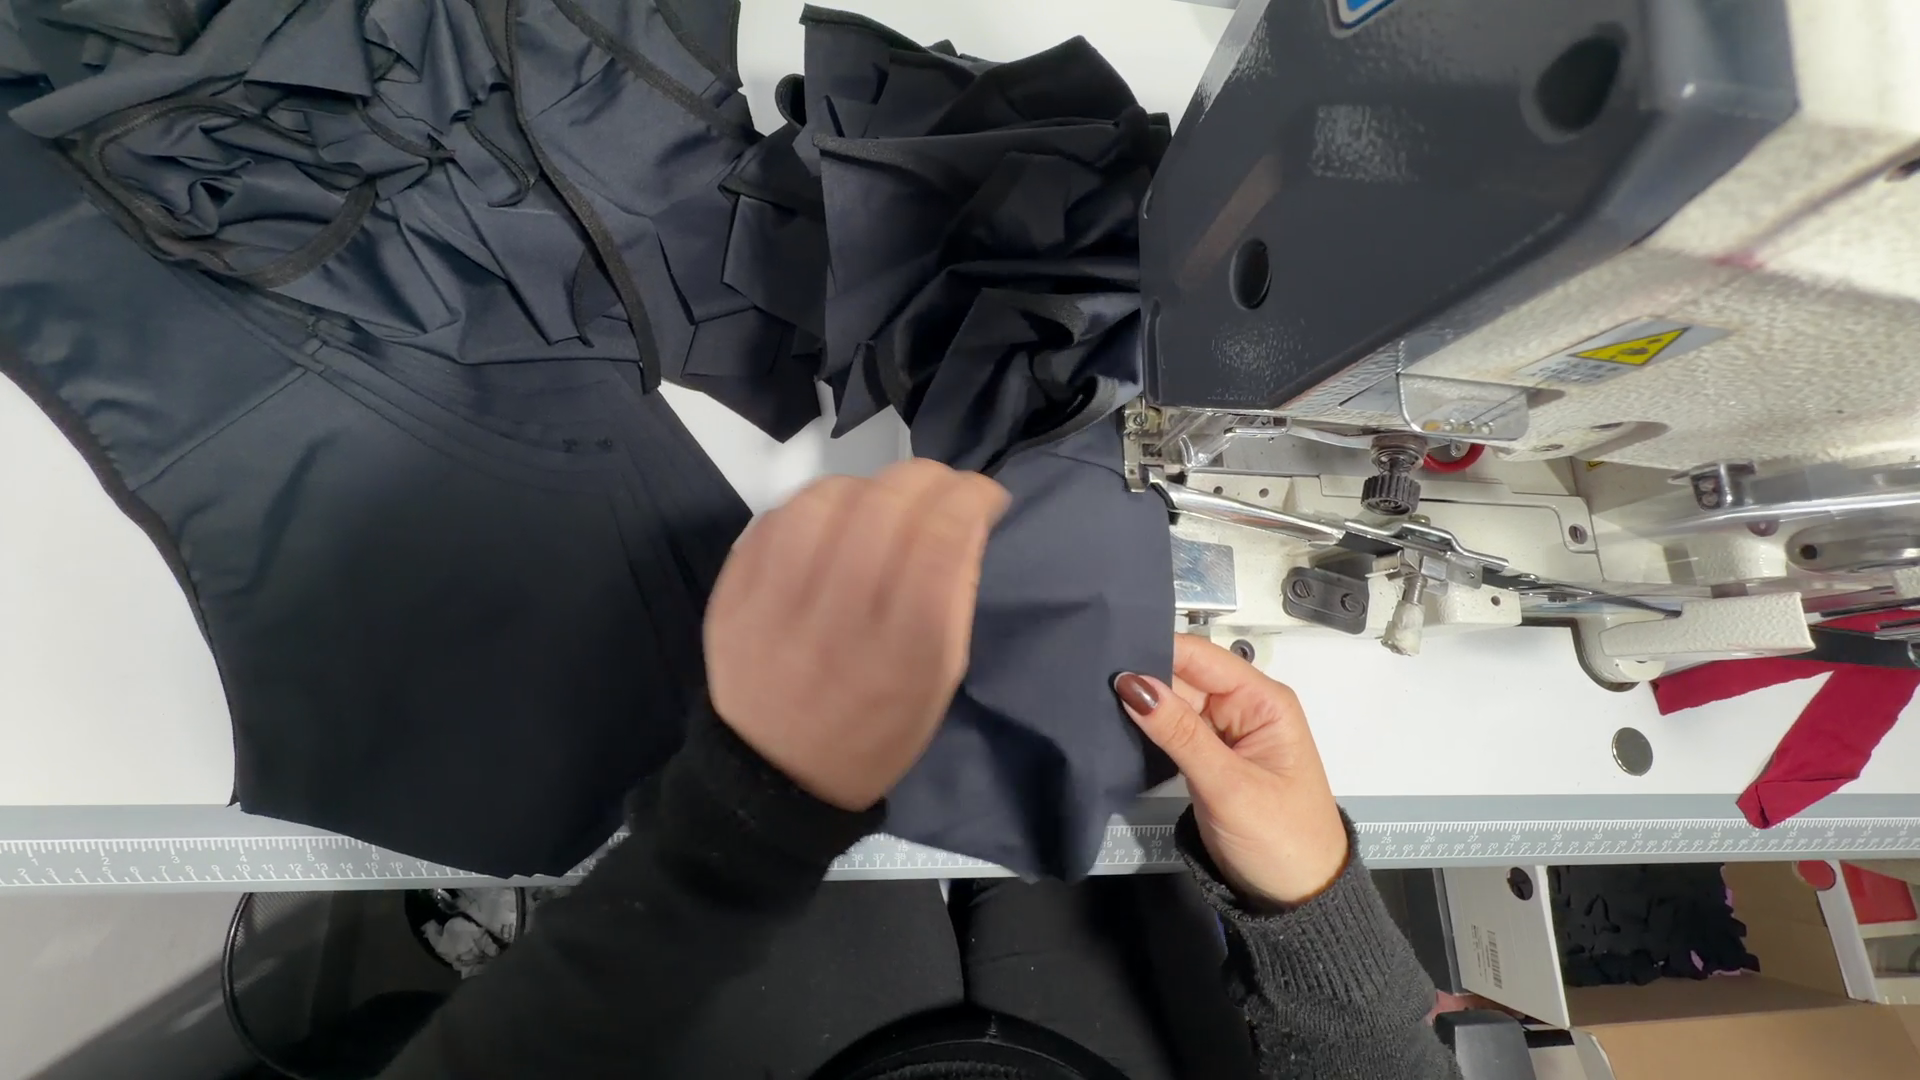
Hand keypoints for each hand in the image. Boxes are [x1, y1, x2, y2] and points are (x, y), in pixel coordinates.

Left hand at [704, 461, 1010, 810]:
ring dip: (872, 484)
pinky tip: (835, 519)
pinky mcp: (736, 591)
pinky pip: (780, 515)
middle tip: (942, 488)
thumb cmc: (877, 729)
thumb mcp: (940, 680)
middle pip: (890, 503)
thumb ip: (955, 597)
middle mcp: (842, 615)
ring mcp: (779, 599)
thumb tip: (965, 523)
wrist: (777, 772)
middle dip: (930, 477)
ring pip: (831, 497)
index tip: (985, 496)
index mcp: (905, 646)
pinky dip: (818, 502)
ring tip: (885, 502)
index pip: (945, 535)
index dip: (973, 496)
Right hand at [1114, 636, 1349, 906]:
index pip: (1199, 656)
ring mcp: (1221, 730)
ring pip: (1170, 700)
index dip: (1154, 648)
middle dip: (1140, 673)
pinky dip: (1145, 725)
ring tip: (1088, 690)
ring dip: (1138, 700)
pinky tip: (1110, 719)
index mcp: (1261, 699)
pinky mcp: (1205, 754)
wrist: (1297, 902)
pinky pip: (1170, 727)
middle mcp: (1240, 705)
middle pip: (1180, 674)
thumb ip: (1179, 732)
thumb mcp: (1228, 786)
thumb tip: (1131, 683)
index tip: (1104, 650)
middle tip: (1085, 672)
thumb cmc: (1279, 840)